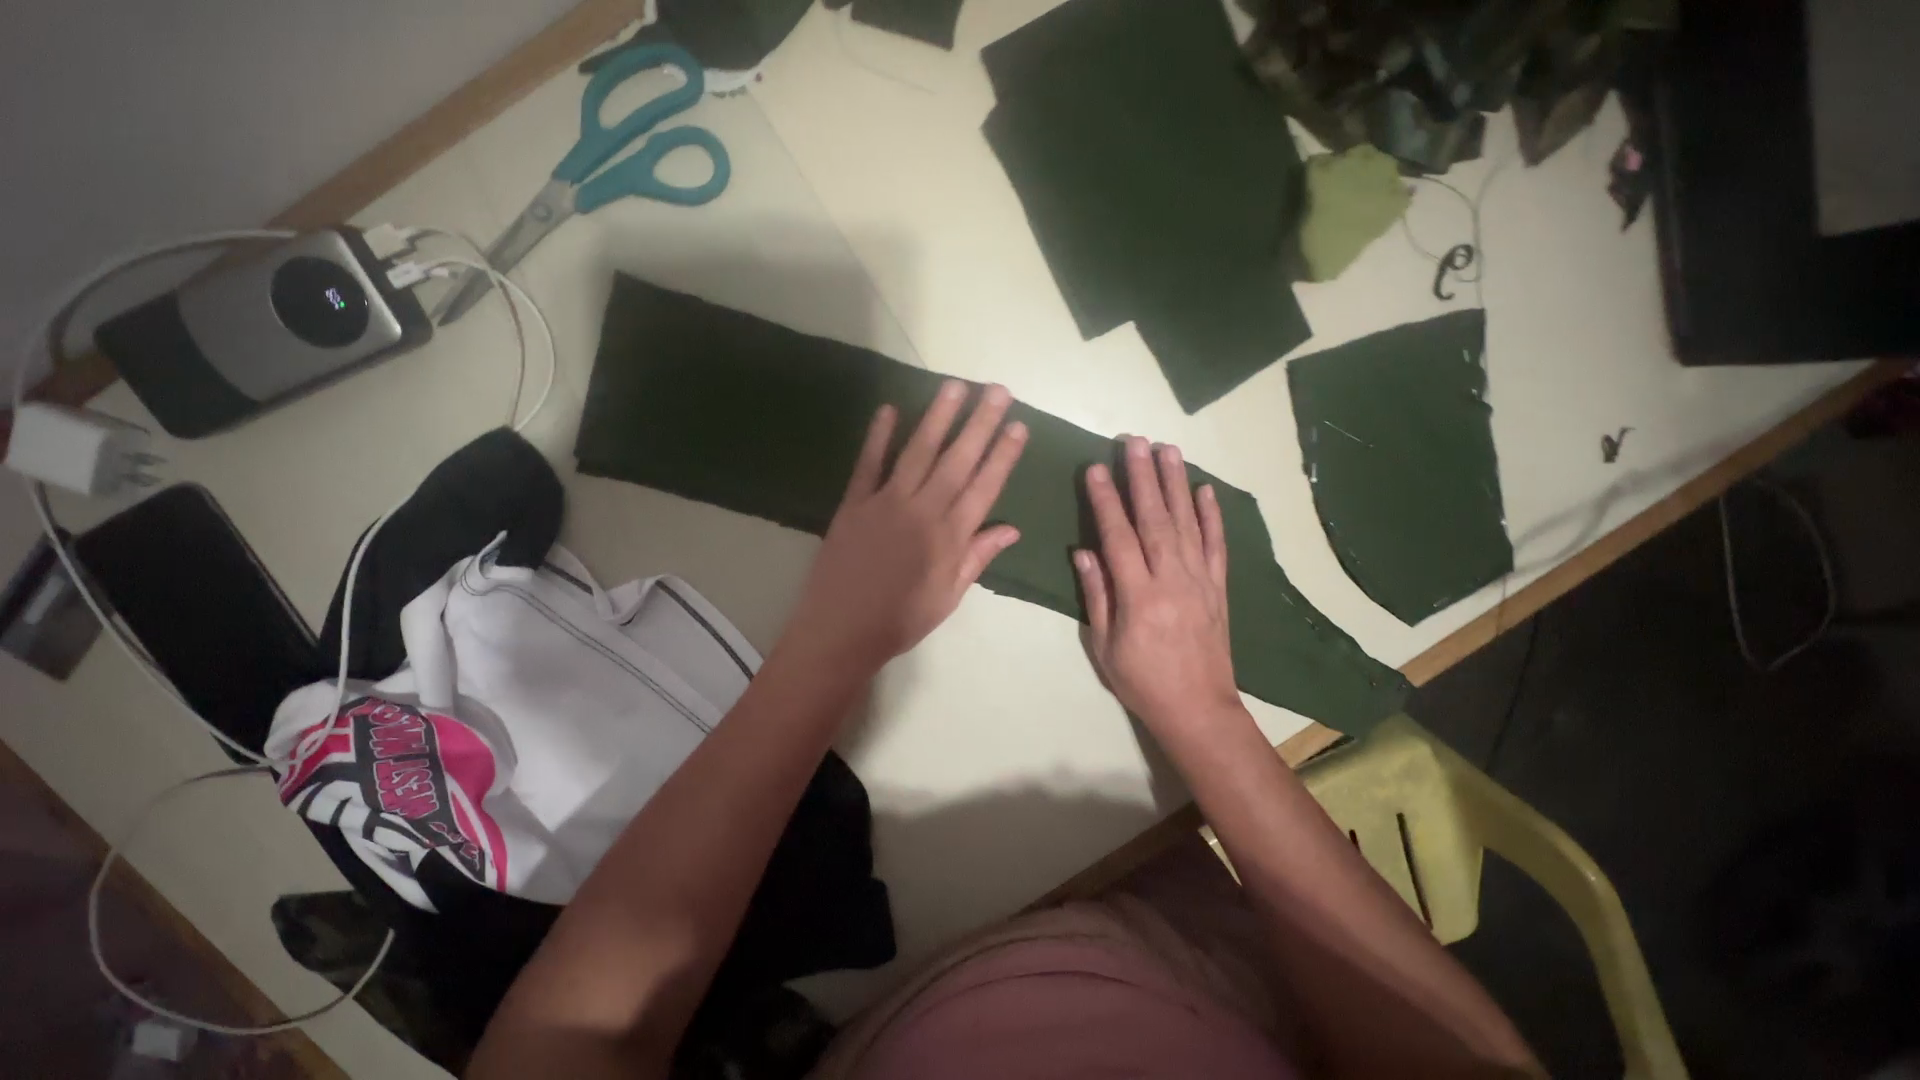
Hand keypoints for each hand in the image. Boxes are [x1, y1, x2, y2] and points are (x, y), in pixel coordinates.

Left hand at [784, 380, 1027, 674]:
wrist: (840, 631)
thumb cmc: (900, 620)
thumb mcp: (949, 597)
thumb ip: (977, 557)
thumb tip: (1011, 528)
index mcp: (949, 538)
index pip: (984, 488)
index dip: (1003, 456)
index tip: (1019, 426)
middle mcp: (922, 511)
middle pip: (957, 460)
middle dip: (980, 424)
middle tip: (998, 391)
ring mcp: (885, 503)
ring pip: (917, 452)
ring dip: (938, 418)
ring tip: (955, 386)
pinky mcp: (854, 504)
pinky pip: (868, 464)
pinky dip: (878, 436)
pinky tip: (890, 409)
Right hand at [1074, 438, 1241, 730]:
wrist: (1198, 709)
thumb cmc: (1142, 682)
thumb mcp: (1105, 646)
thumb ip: (1097, 595)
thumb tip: (1084, 552)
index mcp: (1139, 596)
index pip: (1119, 537)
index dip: (1106, 501)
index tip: (1096, 469)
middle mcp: (1172, 580)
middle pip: (1156, 519)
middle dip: (1143, 477)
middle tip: (1134, 442)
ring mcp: (1200, 581)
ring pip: (1187, 523)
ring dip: (1176, 484)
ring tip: (1168, 449)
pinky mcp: (1219, 588)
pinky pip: (1217, 546)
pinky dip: (1212, 516)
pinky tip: (1205, 490)